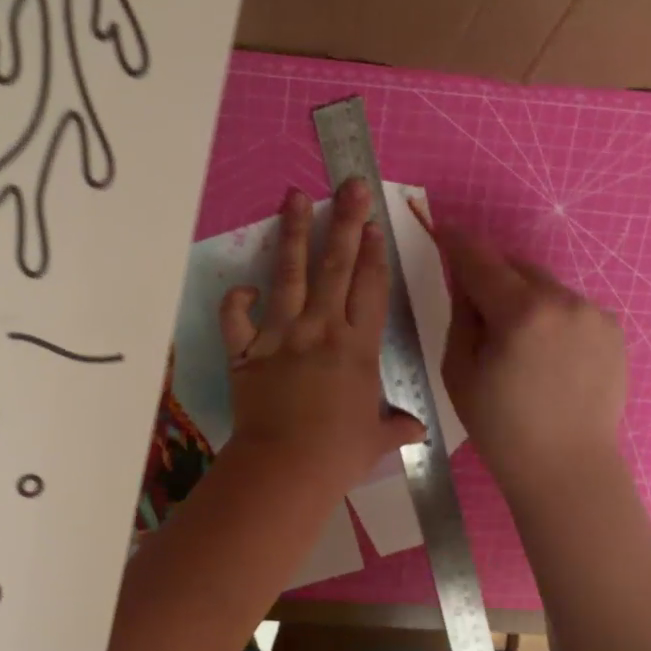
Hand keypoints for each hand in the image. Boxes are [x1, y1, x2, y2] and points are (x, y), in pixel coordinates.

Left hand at [218, 180, 424, 493]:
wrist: (287, 466)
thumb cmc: (338, 454)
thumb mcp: (375, 439)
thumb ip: (395, 427)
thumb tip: (415, 430)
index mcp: (358, 347)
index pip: (370, 288)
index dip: (373, 252)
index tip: (374, 222)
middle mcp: (321, 330)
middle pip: (336, 266)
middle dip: (344, 220)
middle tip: (349, 184)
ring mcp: (280, 336)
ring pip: (288, 275)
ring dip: (292, 233)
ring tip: (294, 197)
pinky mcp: (245, 352)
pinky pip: (236, 318)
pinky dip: (236, 300)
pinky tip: (242, 287)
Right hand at [440, 230, 625, 492]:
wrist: (565, 467)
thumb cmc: (499, 427)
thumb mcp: (460, 370)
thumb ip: (463, 315)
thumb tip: (465, 280)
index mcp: (521, 312)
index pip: (481, 260)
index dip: (458, 243)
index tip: (443, 231)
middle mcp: (564, 301)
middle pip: (517, 268)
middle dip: (492, 276)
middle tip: (473, 304)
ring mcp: (594, 314)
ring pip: (545, 289)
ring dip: (523, 298)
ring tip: (512, 342)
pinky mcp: (611, 331)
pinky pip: (570, 310)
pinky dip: (550, 318)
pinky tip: (543, 356)